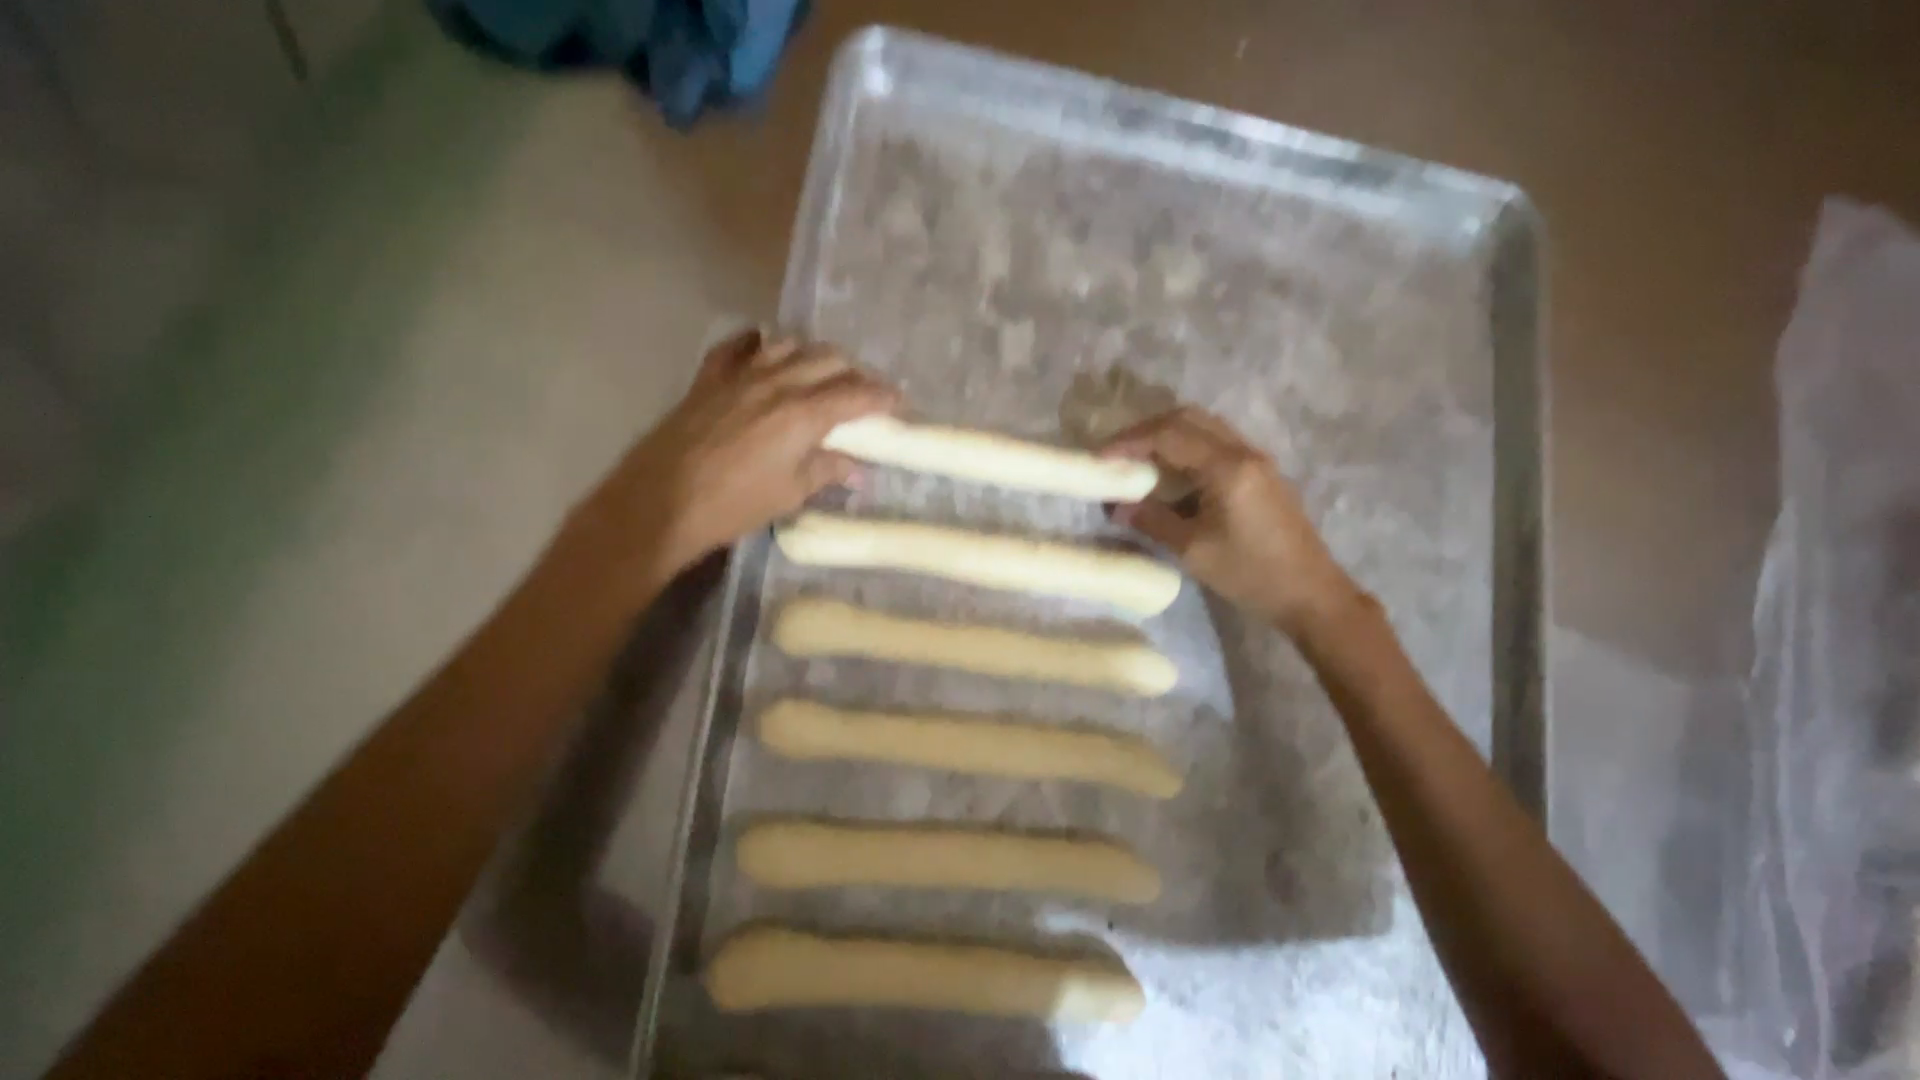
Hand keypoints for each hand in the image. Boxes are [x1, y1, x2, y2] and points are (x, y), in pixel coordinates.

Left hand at [583, 329, 896, 590]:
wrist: (661, 502)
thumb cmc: (733, 505)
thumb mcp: (790, 493)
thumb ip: (827, 470)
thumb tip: (857, 466)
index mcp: (804, 413)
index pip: (857, 394)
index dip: (884, 397)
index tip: (900, 404)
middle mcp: (778, 382)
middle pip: (828, 360)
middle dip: (854, 372)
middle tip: (864, 393)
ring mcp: (740, 375)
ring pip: (788, 345)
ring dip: (813, 354)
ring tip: (821, 372)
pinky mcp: (709, 378)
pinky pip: (738, 347)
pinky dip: (758, 344)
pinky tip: (764, 350)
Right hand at [1101, 407, 1363, 637]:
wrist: (1312, 595)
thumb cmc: (1252, 576)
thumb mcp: (1194, 551)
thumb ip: (1152, 521)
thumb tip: (1115, 507)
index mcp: (1228, 467)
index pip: (1169, 435)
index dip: (1129, 442)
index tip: (1099, 458)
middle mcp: (1244, 452)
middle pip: (1187, 418)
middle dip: (1146, 430)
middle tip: (1116, 454)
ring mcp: (1257, 460)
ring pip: (1204, 427)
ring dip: (1168, 436)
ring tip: (1138, 462)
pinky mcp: (1262, 473)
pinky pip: (1217, 443)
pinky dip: (1187, 448)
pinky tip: (1170, 475)